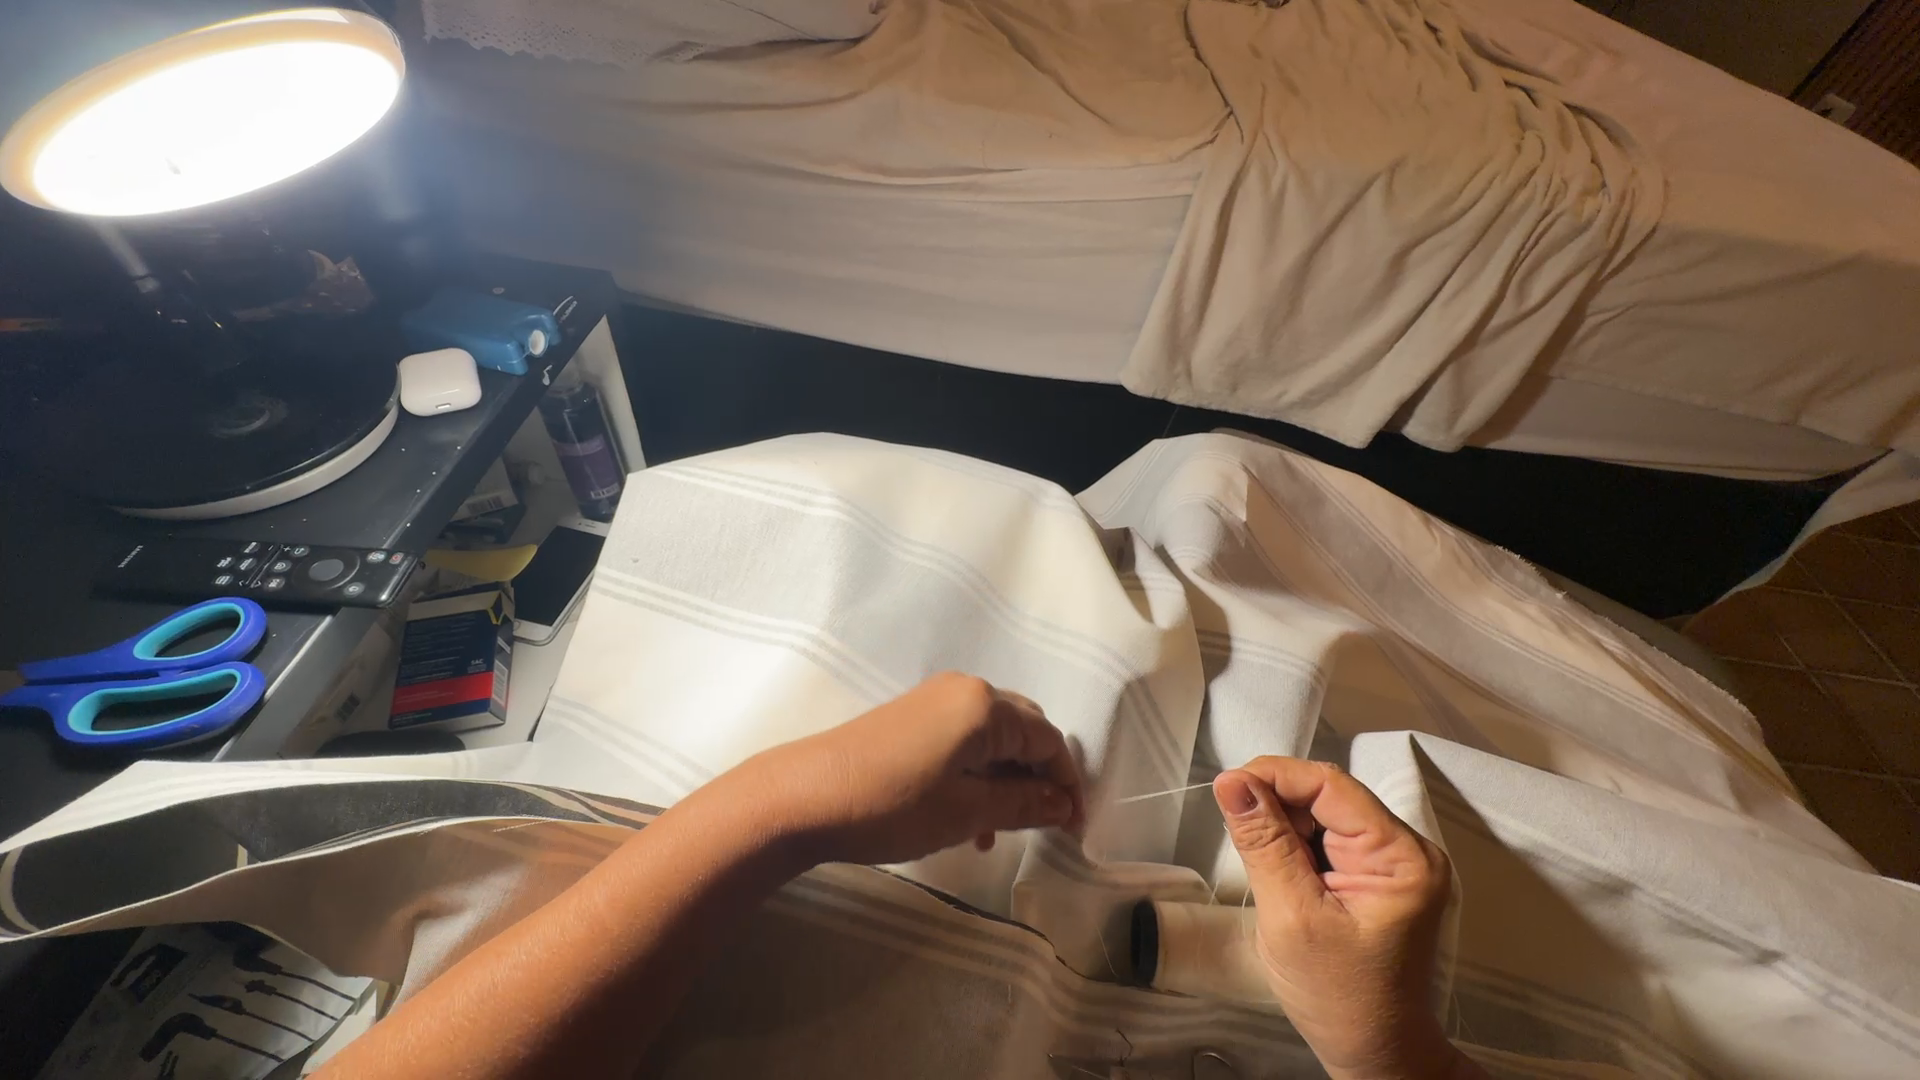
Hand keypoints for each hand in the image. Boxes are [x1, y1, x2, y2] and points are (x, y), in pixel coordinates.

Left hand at [742, 673, 1086, 866]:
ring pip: (992, 739)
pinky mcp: (912, 716)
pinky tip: (968, 816)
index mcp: (984, 705)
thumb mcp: (967, 811)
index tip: (1074, 829)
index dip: (1067, 784)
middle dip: (1038, 778)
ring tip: (997, 832)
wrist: (805, 796)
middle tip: (1043, 824)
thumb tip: (1064, 804)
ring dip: (1006, 781)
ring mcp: (934, 700)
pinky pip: (964, 740)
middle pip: (1023, 731)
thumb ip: (1024, 804)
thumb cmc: (894, 804)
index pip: (1048, 739)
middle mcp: (964, 690)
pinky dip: (977, 774)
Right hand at [1214, 758, 1474, 1079]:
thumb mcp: (1289, 916)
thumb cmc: (1336, 995)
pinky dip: (1293, 841)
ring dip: (1282, 824)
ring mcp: (1394, 859)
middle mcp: (1406, 846)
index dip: (1273, 777)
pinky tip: (1281, 870)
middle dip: (1275, 804)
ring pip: (1321, 810)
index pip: (1328, 785)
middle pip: (1325, 793)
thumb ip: (1262, 841)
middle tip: (1240, 835)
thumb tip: (1230, 781)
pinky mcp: (1377, 872)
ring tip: (1263, 864)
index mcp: (1400, 856)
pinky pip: (1326, 834)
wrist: (1375, 1054)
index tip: (1225, 793)